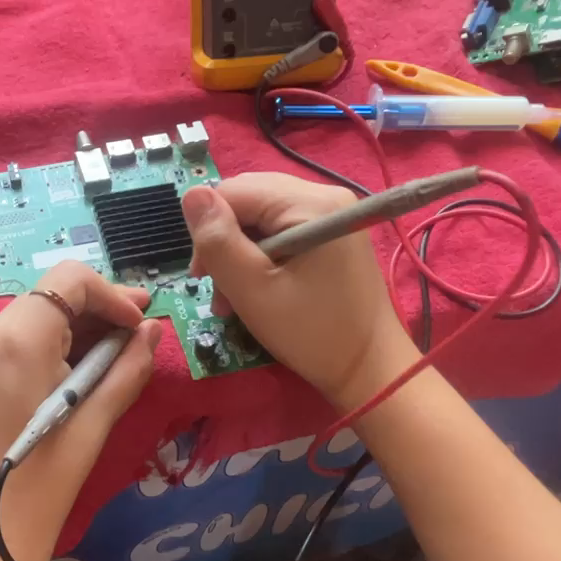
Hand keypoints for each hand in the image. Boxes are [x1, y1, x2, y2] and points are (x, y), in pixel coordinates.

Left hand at [0, 262, 159, 560]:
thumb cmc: (44, 483)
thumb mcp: (94, 422)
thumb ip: (126, 368)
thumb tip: (151, 330)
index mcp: (17, 339)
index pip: (70, 280)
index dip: (113, 294)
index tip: (140, 325)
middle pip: (50, 294)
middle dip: (97, 308)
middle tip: (138, 332)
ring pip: (33, 317)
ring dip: (75, 327)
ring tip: (112, 356)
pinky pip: (14, 341)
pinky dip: (49, 345)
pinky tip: (75, 373)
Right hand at [183, 174, 416, 411]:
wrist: (370, 369)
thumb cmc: (311, 333)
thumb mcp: (253, 290)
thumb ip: (218, 242)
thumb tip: (190, 194)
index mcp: (309, 202)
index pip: (232, 191)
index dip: (207, 229)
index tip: (202, 277)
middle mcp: (325, 195)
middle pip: (248, 200)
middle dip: (224, 241)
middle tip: (218, 289)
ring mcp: (331, 214)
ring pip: (260, 217)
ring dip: (238, 253)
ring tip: (232, 297)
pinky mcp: (332, 234)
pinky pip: (280, 230)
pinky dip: (260, 257)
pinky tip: (256, 288)